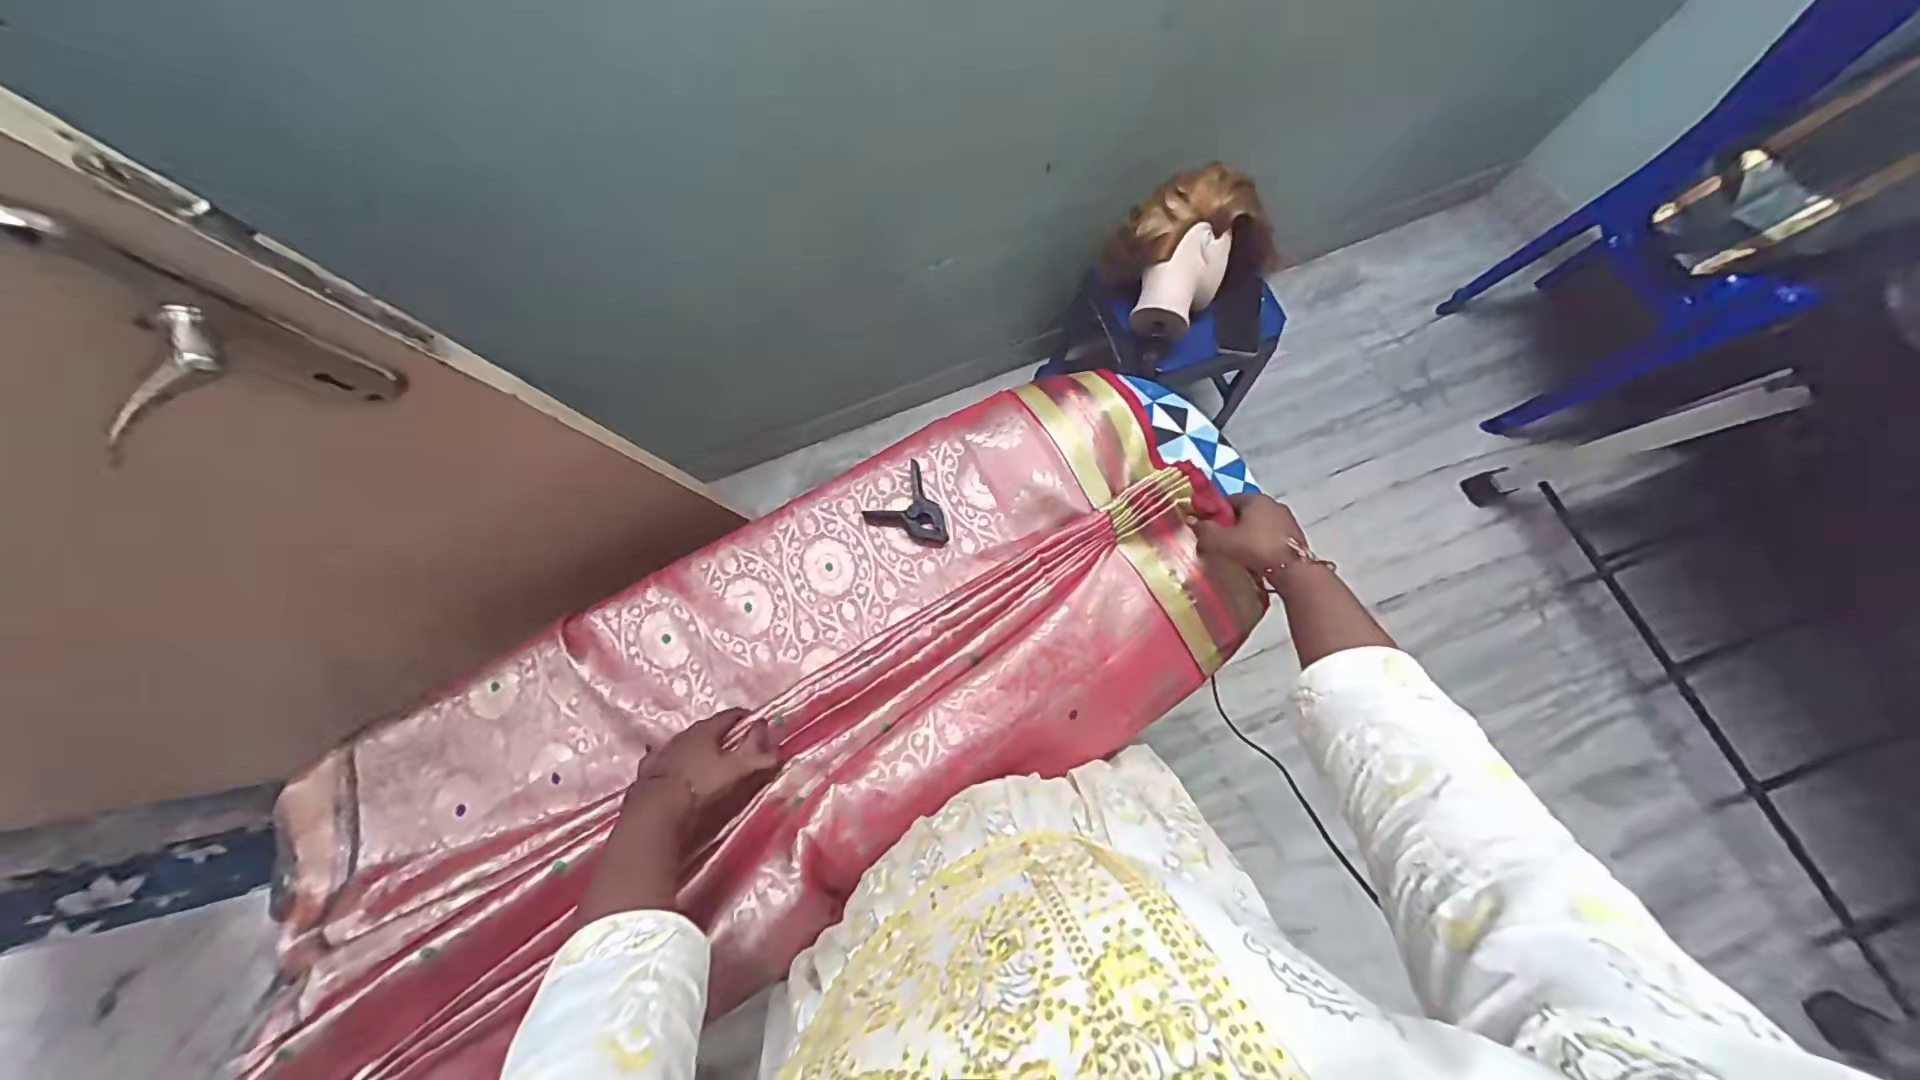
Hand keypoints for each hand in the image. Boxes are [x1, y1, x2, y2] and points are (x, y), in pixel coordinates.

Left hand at [579, 709, 779, 925]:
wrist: (655, 810)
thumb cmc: (700, 785)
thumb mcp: (735, 770)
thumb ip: (757, 756)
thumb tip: (777, 746)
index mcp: (706, 731)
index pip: (730, 715)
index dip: (745, 718)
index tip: (756, 725)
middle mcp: (683, 735)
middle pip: (707, 728)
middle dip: (722, 733)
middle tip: (736, 744)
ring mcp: (663, 752)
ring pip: (684, 742)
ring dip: (696, 746)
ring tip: (706, 757)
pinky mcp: (648, 771)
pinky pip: (663, 760)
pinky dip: (672, 761)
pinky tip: (671, 767)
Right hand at [1192, 494, 1310, 573]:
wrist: (1294, 570)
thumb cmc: (1255, 548)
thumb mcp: (1223, 540)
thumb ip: (1205, 530)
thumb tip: (1190, 521)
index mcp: (1255, 498)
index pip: (1228, 499)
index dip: (1215, 513)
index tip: (1208, 528)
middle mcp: (1273, 504)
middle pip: (1244, 512)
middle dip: (1231, 524)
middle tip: (1220, 541)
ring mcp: (1287, 519)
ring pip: (1258, 524)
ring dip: (1247, 534)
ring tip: (1236, 552)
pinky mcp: (1295, 536)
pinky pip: (1270, 535)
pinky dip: (1260, 543)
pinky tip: (1254, 557)